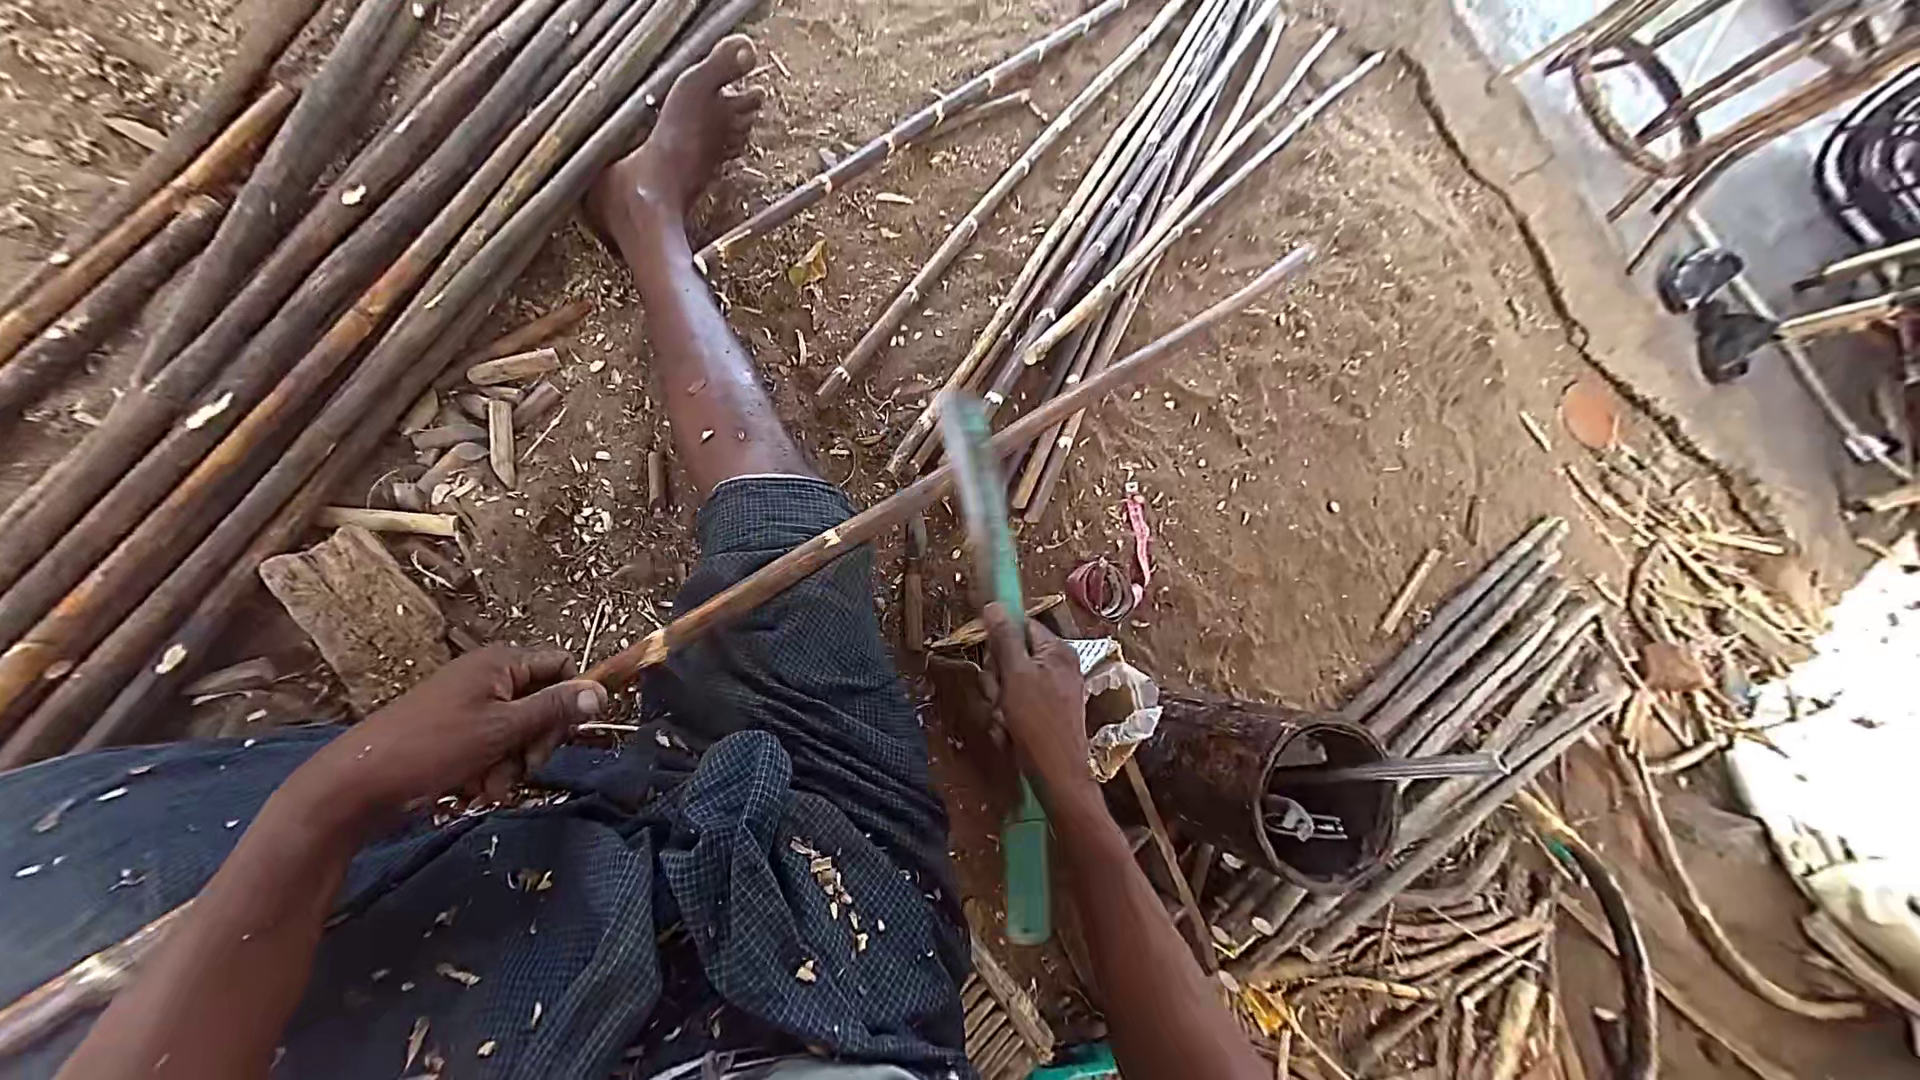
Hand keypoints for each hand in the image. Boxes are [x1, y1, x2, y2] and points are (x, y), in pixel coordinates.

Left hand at [283, 646, 607, 830]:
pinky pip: (496, 746)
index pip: (562, 666)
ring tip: (490, 784)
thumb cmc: (430, 748)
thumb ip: (556, 708)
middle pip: (545, 702)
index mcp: (501, 663)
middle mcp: (489, 677)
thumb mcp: (503, 728)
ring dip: (515, 761)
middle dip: (539, 740)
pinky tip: (475, 788)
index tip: (565, 732)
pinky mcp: (456, 734)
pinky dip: (493, 769)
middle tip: (525, 764)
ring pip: (522, 730)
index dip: (571, 697)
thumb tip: (601, 693)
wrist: (348, 790)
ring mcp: (470, 706)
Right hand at [982, 603, 1092, 799]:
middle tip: (1000, 695)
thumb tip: (995, 604)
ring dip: (999, 702)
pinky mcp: (1044, 714)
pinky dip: (1007, 718)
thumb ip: (1004, 639)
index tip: (989, 656)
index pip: (1021, 626)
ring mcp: (1052, 692)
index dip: (1001, 639)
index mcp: (1057, 651)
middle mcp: (1058, 667)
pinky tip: (1010, 733)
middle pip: (1011, 656)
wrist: (1057, 777)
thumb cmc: (1038, 723)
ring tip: (1006, 719)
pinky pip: (1015, 705)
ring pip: (1008, 684)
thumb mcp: (1016, 675)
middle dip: (997, 678)